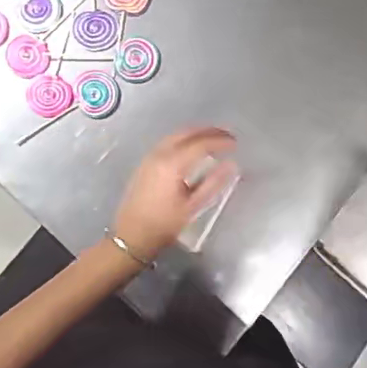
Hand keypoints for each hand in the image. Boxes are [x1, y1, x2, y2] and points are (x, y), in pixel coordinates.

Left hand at [111, 127, 237, 260]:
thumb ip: (213, 183)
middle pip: (187, 133)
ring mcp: (150, 157)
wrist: (131, 236)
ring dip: (195, 133)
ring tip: (213, 138)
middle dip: (208, 131)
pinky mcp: (145, 163)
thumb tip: (232, 164)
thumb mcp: (193, 206)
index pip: (200, 144)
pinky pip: (167, 142)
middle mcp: (160, 154)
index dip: (220, 141)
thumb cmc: (164, 224)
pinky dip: (183, 139)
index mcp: (172, 164)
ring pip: (176, 135)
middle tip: (227, 135)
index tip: (235, 143)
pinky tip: (192, 148)